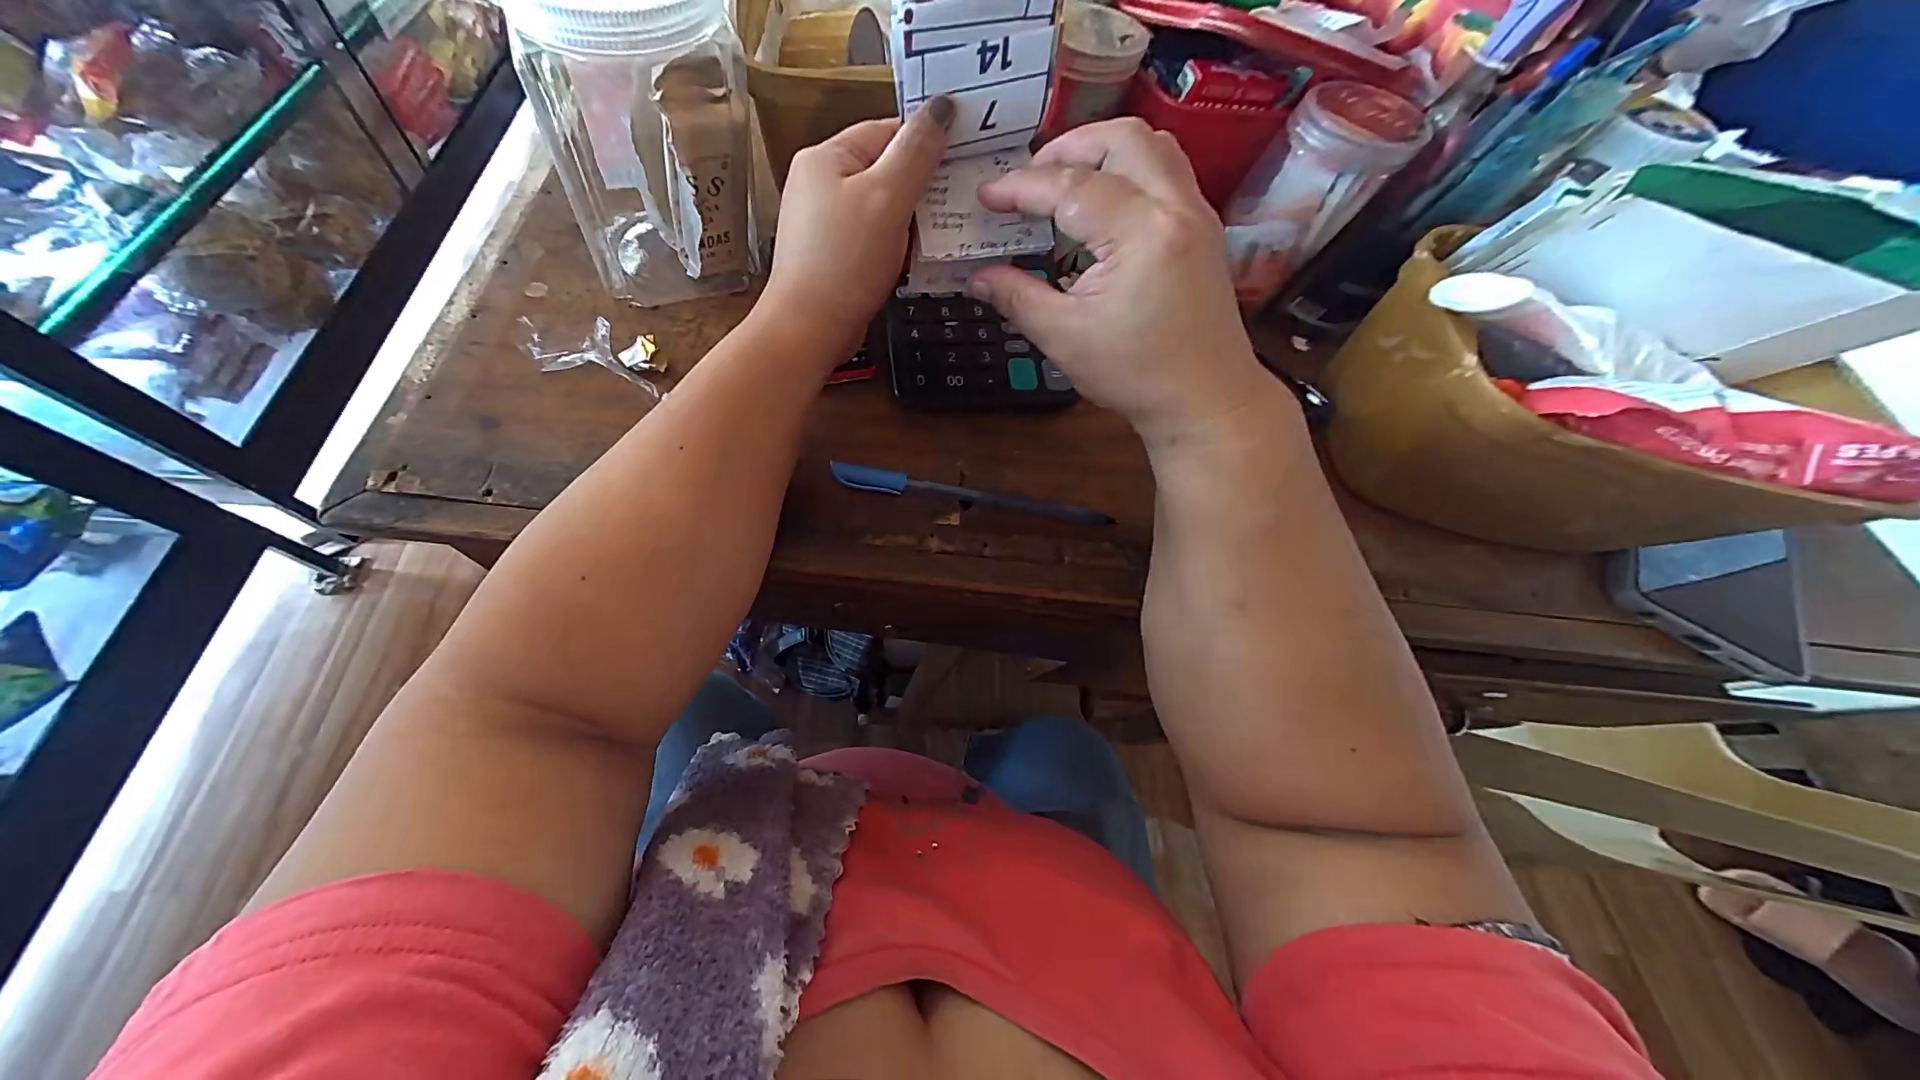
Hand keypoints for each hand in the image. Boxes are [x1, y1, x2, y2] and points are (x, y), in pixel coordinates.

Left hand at [763, 98, 952, 351]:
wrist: (809, 329)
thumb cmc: (845, 263)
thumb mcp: (888, 198)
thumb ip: (916, 152)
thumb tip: (942, 107)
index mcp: (826, 156)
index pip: (888, 131)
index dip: (927, 143)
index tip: (962, 160)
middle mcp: (820, 182)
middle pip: (885, 168)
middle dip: (921, 186)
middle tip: (957, 202)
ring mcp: (824, 220)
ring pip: (882, 206)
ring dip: (911, 219)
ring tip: (938, 234)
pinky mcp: (832, 253)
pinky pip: (873, 236)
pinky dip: (896, 244)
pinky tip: (913, 258)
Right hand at [969, 119, 1271, 442]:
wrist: (1206, 400)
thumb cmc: (1137, 375)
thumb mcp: (1065, 338)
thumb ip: (1018, 298)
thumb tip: (980, 278)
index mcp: (1142, 233)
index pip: (1071, 187)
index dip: (1022, 187)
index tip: (988, 196)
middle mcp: (1176, 208)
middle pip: (1123, 139)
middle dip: (1069, 147)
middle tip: (1030, 175)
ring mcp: (1198, 215)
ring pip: (1152, 148)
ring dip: (1104, 152)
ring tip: (1065, 181)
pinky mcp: (1203, 231)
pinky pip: (1166, 175)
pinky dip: (1129, 174)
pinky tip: (1102, 209)